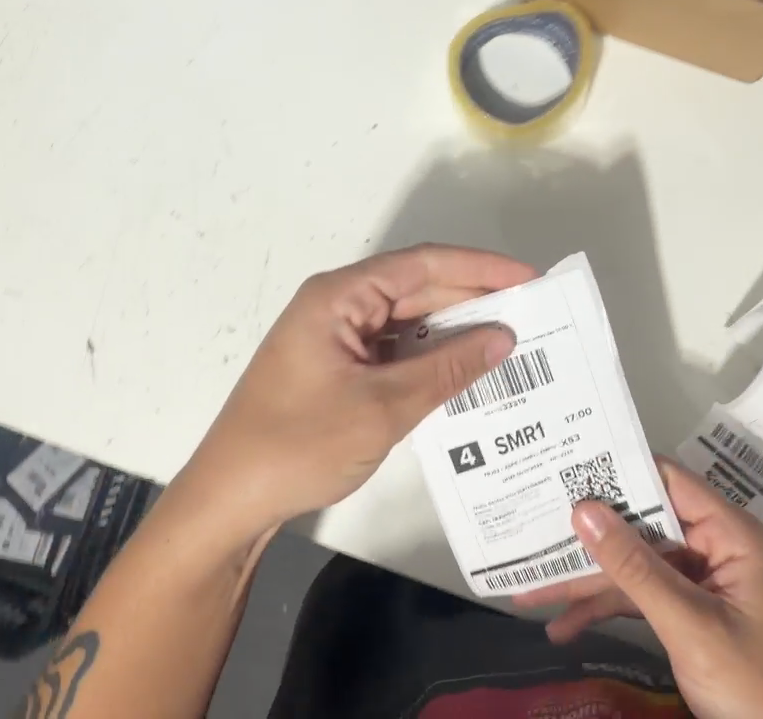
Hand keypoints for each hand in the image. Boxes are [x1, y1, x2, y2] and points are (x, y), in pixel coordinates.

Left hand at [181, 244, 535, 540]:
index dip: (479, 268)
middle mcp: (337, 305)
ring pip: (406, 321)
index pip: (421, 265)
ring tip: (511, 342)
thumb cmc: (300, 444)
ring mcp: (336, 337)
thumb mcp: (382, 407)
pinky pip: (393, 349)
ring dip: (453, 331)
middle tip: (532, 316)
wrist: (230, 499)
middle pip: (415, 289)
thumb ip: (446, 368)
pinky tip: (466, 371)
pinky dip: (428, 358)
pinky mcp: (337, 366)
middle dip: (472, 300)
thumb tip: (503, 338)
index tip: (530, 280)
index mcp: (339, 296)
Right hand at [513, 458, 762, 718]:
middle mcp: (708, 546)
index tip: (562, 466)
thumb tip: (582, 510)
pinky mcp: (683, 611)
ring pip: (629, 563)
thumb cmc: (756, 686)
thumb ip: (635, 568)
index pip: (664, 480)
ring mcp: (694, 580)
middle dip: (587, 534)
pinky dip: (601, 610)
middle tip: (530, 525)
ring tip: (528, 590)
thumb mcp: (691, 625)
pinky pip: (634, 596)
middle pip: (638, 523)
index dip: (616, 469)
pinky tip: (562, 626)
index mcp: (726, 533)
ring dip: (584, 581)